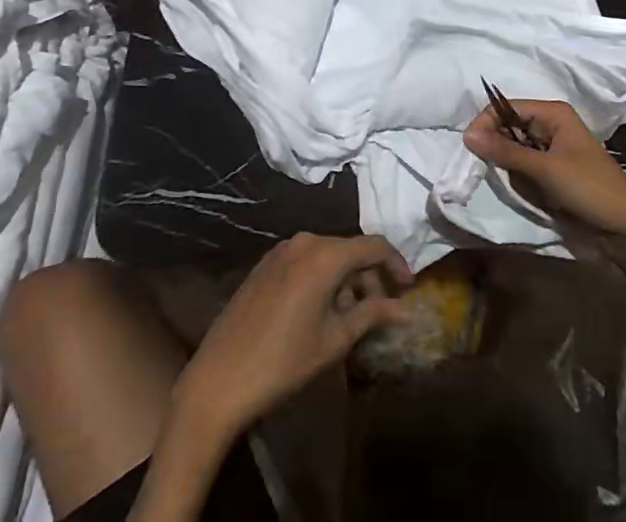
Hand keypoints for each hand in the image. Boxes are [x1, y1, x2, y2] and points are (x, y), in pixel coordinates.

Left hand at [172, 235, 411, 436]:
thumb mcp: (335, 340)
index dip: (397, 265)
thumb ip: (373, 314)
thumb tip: (404, 308)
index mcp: (325, 255)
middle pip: (350, 250)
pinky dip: (323, 279)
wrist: (217, 382)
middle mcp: (304, 242)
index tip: (408, 290)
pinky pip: (305, 262)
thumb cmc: (283, 362)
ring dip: (346, 279)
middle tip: (382, 309)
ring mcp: (279, 252)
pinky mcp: (263, 266)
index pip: (374, 246)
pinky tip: (322, 310)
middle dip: (370, 276)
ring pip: (328, 256)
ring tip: (352, 315)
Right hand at [463, 99, 625, 261]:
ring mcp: (551, 149)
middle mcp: (550, 125)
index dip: (486, 124)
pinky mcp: (550, 171)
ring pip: (513, 151)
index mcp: (553, 113)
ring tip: (531, 187)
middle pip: (508, 128)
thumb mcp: (544, 169)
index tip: (470, 147)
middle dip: (501, 150)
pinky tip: (537, 194)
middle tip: (504, 171)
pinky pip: (524, 169)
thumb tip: (467, 134)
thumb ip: (505, 151)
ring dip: (514, 171)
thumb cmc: (588, 190)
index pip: (506, 107)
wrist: (623, 229)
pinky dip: (523, 181)